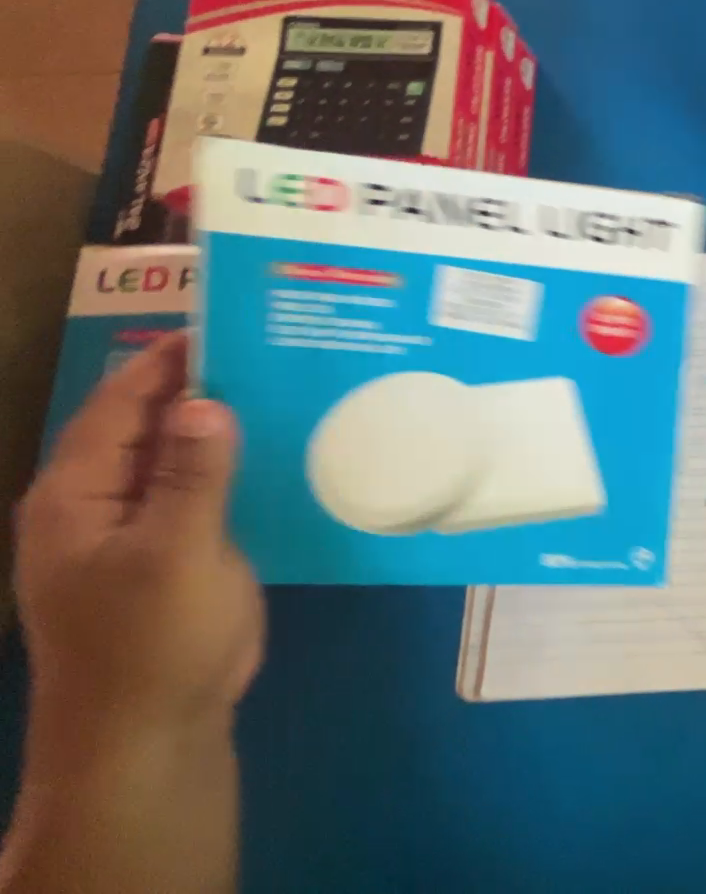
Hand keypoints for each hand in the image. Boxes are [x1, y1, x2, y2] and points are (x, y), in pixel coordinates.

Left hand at [13, 333, 263, 733]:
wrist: (152, 724)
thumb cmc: (153, 638)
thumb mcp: (174, 553)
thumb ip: (191, 477)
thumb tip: (206, 402)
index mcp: (77, 498)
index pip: (116, 411)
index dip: (159, 366)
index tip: (217, 326)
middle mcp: (102, 504)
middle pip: (147, 428)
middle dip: (195, 388)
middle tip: (264, 351)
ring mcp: (142, 529)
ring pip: (181, 459)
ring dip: (223, 424)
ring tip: (283, 389)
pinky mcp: (181, 550)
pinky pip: (206, 490)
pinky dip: (237, 463)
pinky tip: (280, 452)